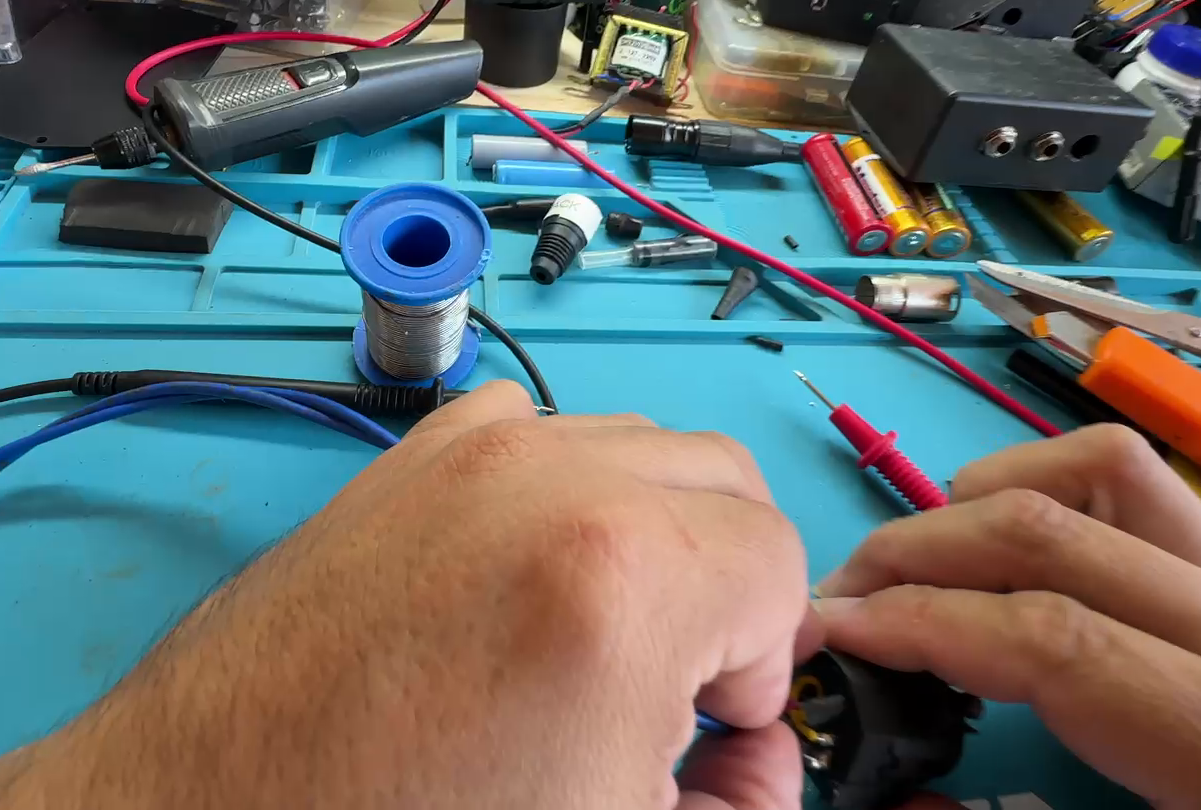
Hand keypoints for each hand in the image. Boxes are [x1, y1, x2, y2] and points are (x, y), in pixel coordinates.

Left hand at [0, 381, 816, 809]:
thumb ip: (738, 800)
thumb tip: (748, 751)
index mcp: (619, 575)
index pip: (777, 557)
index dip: (759, 651)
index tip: (706, 713)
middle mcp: (552, 476)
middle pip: (722, 478)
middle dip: (721, 574)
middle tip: (665, 666)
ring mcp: (478, 446)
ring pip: (641, 442)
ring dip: (649, 521)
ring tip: (591, 617)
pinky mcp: (423, 446)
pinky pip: (542, 428)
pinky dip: (563, 486)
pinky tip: (523, 563)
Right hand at [814, 424, 1200, 809]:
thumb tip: (897, 797)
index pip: (1052, 637)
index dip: (921, 624)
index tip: (834, 633)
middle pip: (1049, 534)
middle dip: (914, 553)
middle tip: (846, 598)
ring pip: (1094, 473)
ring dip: (977, 503)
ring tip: (926, 566)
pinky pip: (1135, 484)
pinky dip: (1044, 485)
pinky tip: (1012, 547)